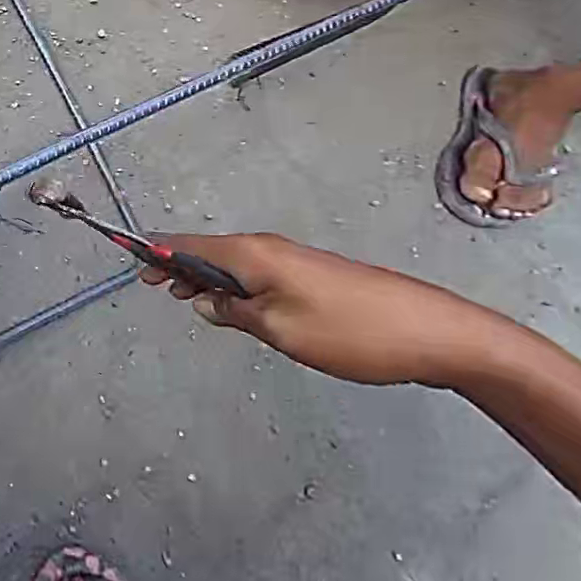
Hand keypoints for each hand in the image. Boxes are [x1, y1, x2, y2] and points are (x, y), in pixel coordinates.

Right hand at [138, 232, 513, 387]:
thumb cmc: (350, 331)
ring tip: (194, 302)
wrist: (444, 336)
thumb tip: (205, 302)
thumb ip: (231, 313)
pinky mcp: (312, 274)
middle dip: (178, 268)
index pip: (185, 244)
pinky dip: (234, 284)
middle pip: (206, 250)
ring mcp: (292, 259)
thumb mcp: (277, 329)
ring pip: (231, 263)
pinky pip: (256, 272)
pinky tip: (237, 306)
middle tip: (160, 291)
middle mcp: (266, 247)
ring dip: (206, 279)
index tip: (136, 269)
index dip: (155, 254)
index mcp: (250, 254)